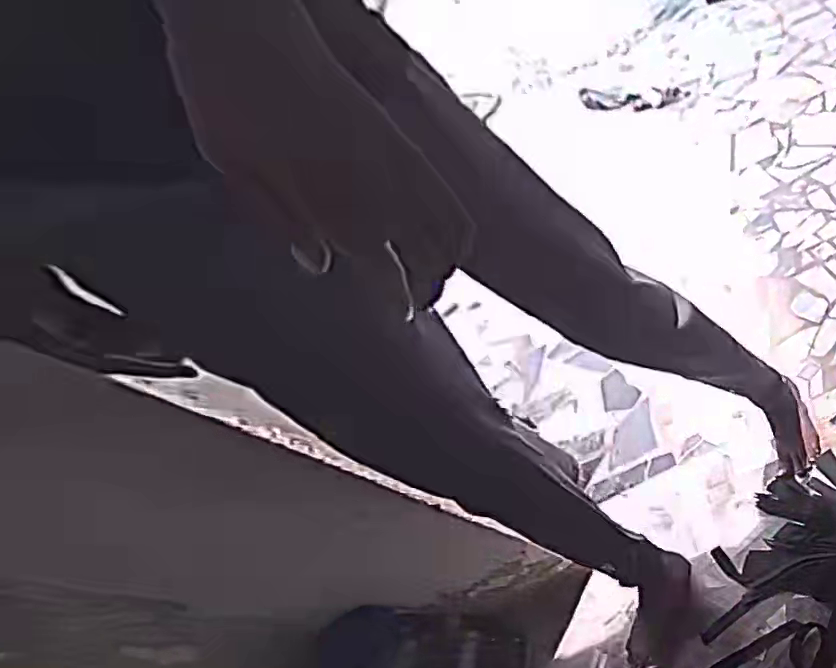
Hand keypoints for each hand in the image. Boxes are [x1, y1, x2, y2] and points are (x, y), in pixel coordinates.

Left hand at [163, 6, 472, 314]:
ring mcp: (407, 181)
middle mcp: (386, 204)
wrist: (254, 33)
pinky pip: (456, 212)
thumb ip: (279, 219)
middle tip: (413, 301)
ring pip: (449, 246)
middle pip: (426, 267)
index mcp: (340, 212)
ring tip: (430, 275)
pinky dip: (459, 236)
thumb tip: (318, 264)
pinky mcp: (416, 159)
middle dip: (423, 290)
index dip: (395, 302)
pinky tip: (451, 244)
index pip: (386, 278)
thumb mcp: (230, 162)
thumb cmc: (228, 92)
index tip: (399, 318)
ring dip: (443, 267)